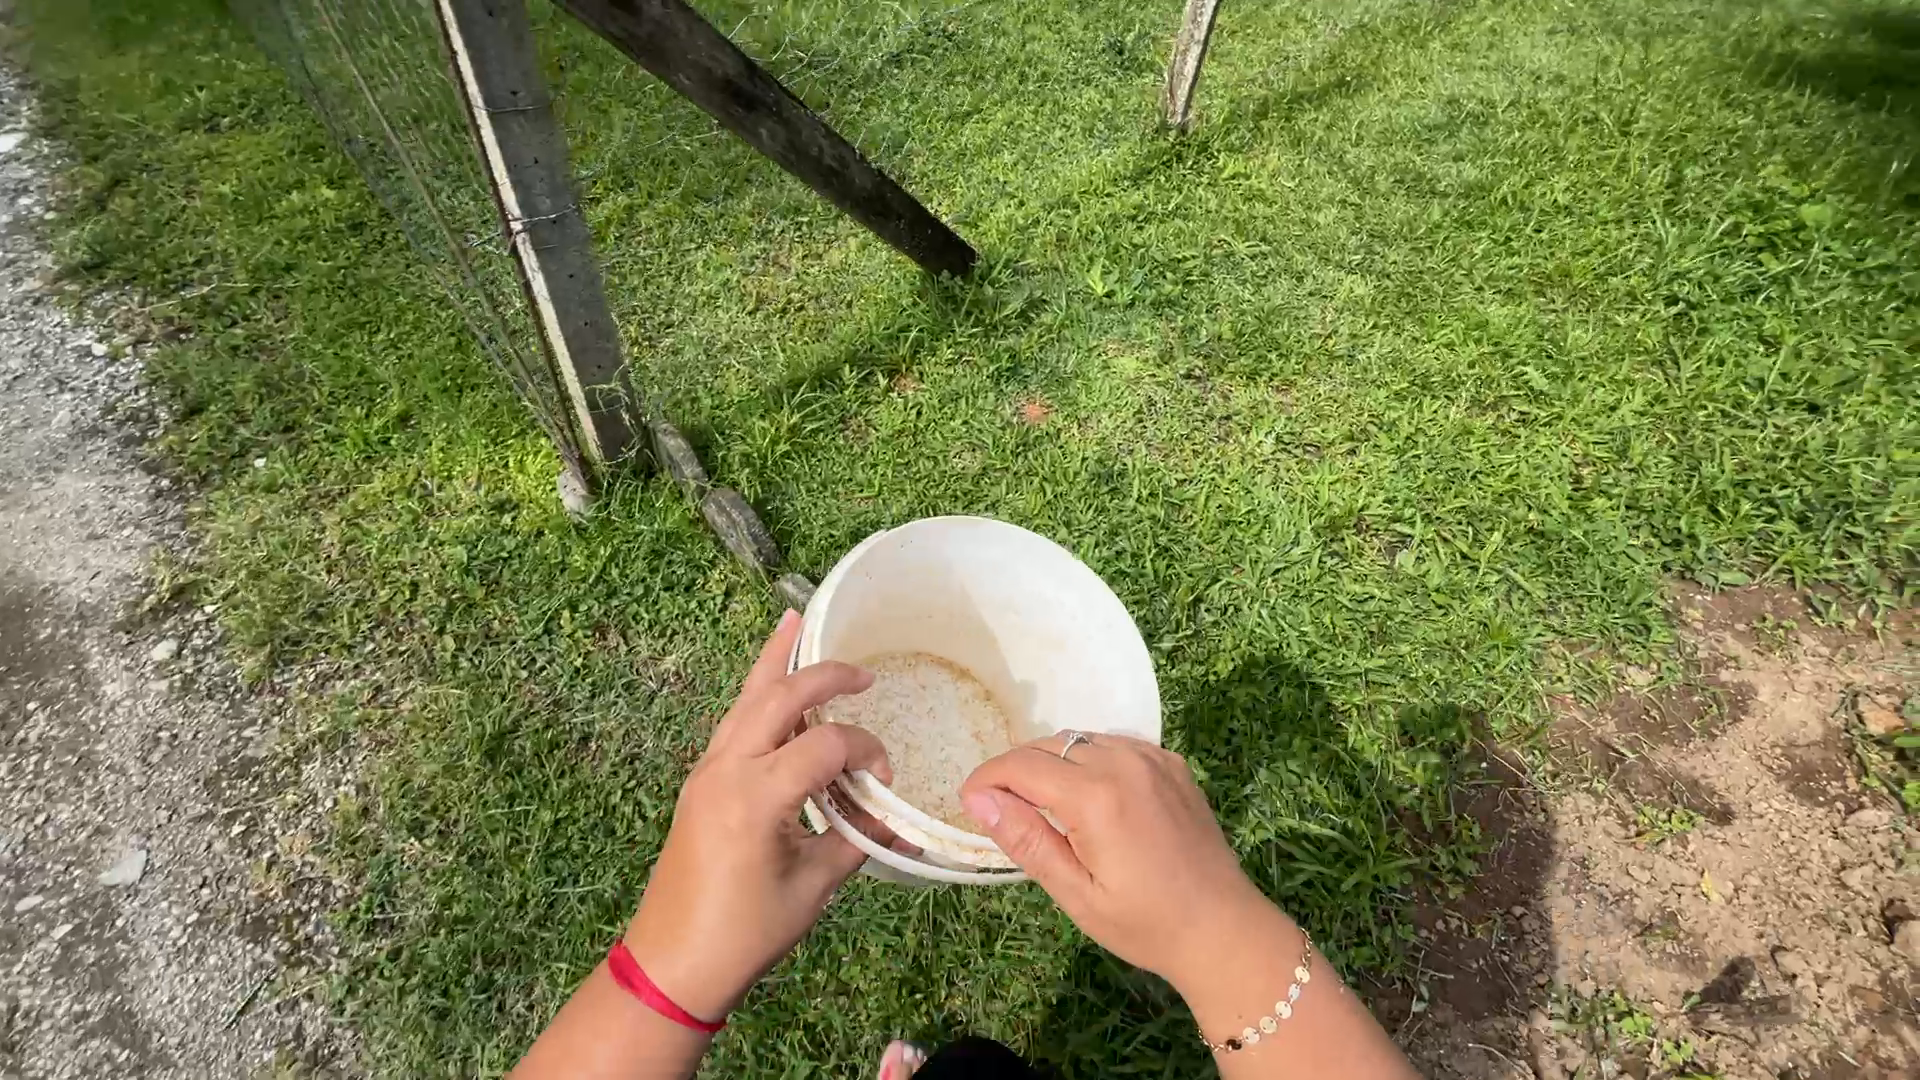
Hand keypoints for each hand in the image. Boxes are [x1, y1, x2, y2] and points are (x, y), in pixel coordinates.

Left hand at [623, 611, 884, 1020]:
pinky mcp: (701, 777)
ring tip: (795, 620)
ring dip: (776, 660)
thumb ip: (858, 840)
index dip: (865, 753)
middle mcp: (727, 769)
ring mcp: (707, 768)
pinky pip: (735, 717)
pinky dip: (758, 690)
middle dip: (824, 674)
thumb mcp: (813, 888)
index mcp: (756, 797)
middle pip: (779, 696)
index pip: (826, 746)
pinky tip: (773, 679)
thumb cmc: (745, 933)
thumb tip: (899, 820)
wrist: (670, 965)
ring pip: (746, 696)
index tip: (884, 780)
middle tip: (862, 672)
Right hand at [959, 733, 1273, 992]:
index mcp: (1096, 797)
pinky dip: (1089, 759)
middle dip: (1015, 770)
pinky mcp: (1169, 759)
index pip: (1021, 765)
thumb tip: (979, 798)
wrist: (1225, 929)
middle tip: (1004, 809)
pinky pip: (1112, 743)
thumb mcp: (1076, 894)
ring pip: (1077, 739)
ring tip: (1045, 804)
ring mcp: (1151, 756)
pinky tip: (1092, 795)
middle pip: (1046, 745)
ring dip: (1052, 762)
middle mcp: (1123, 761)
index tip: (969, 801)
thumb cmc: (1144, 924)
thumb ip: (1026, 838)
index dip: (987, 778)